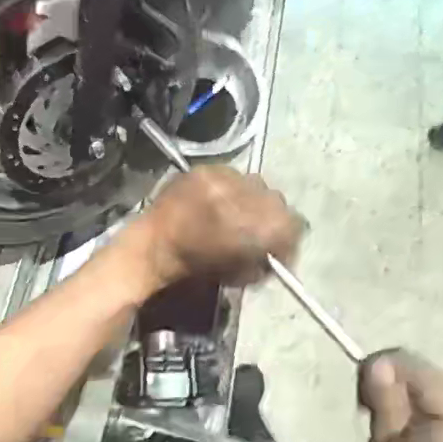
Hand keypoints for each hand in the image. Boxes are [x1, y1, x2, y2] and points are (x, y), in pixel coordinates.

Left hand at [118, 167, 302, 290]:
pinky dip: (232, 188)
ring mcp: (222, 178)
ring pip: (257, 184)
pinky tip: (220, 200)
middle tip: (261, 229)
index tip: (281, 246)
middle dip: (272, 217)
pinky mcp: (206, 168)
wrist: (151, 246)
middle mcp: (242, 196)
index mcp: (252, 226)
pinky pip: (233, 174)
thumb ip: (265, 260)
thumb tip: (282, 251)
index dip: (288, 237)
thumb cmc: (194, 268)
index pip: (290, 223)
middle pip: (276, 201)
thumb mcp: (239, 274)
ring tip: (239, 212)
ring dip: (253, 200)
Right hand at [359, 350, 442, 441]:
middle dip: (390, 386)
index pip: (400, 360)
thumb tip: (376, 362)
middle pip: (414, 367)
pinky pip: (439, 393)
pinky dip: (421, 406)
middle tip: (377, 422)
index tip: (364, 408)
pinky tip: (416, 434)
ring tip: (396, 432)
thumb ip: (385, 403)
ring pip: (424, 379)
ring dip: (403, 397)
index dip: (375, 377)